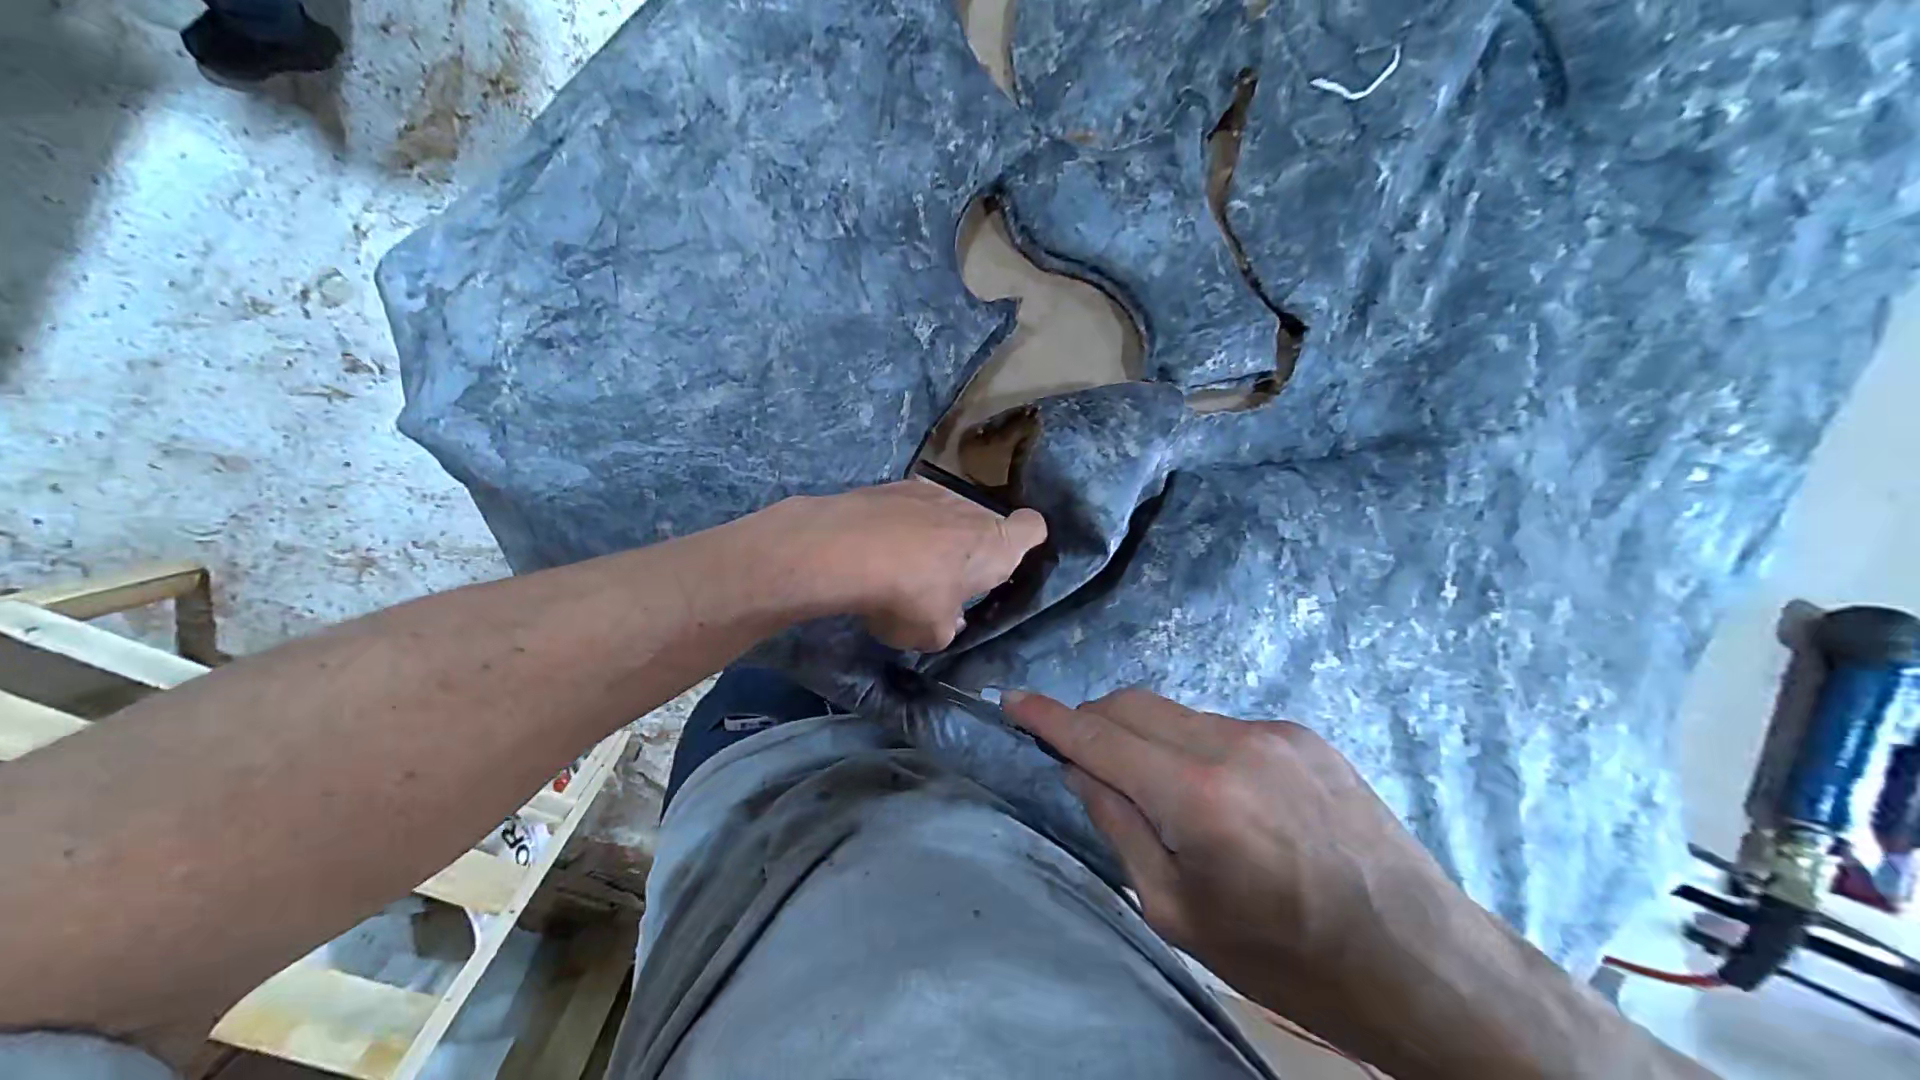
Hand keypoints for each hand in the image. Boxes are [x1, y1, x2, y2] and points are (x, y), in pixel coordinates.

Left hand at [763, 479, 1046, 651]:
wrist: (844, 550)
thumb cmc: (907, 597)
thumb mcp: (932, 634)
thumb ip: (949, 626)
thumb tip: (948, 618)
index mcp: (995, 547)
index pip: (1033, 528)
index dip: (1025, 542)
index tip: (1005, 562)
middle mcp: (970, 511)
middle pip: (984, 522)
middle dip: (969, 547)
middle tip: (943, 579)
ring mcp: (931, 491)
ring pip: (946, 513)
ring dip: (933, 533)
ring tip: (901, 563)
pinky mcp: (893, 485)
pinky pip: (909, 507)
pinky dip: (900, 523)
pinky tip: (875, 546)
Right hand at [1003, 688, 1715, 1079]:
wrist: (1421, 960)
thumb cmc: (1286, 958)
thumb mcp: (1180, 913)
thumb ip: (1120, 827)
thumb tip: (1079, 768)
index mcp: (1199, 799)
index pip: (1100, 737)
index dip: (1050, 718)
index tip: (1014, 701)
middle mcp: (1234, 745)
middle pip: (1133, 704)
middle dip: (1093, 721)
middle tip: (1077, 754)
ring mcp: (1274, 731)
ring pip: (1176, 713)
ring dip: (1145, 736)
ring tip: (1158, 791)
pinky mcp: (1303, 734)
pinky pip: (1221, 725)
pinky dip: (1193, 745)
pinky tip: (1217, 794)